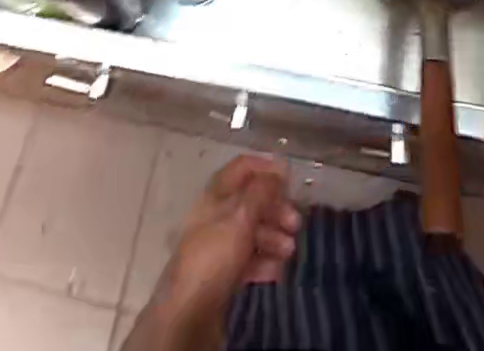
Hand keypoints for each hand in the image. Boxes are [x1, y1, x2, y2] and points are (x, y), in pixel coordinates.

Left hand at [159, 155, 301, 314]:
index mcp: (216, 195)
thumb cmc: (214, 257)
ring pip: (254, 231)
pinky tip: (277, 270)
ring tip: (290, 251)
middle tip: (296, 224)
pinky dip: (265, 261)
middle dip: (277, 209)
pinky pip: (250, 258)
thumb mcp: (240, 218)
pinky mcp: (225, 272)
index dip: (266, 167)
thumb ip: (261, 192)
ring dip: (275, 237)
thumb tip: (279, 168)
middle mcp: (218, 215)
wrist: (187, 316)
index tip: (290, 179)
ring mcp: (220, 245)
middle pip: (253, 201)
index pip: (243, 167)